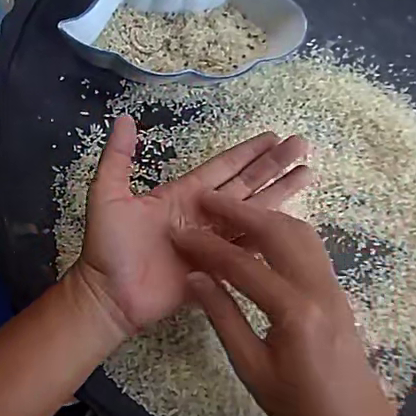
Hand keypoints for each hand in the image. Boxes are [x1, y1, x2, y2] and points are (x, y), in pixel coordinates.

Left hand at [69, 115, 310, 337]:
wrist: (109, 296)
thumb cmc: (108, 246)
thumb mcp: (107, 195)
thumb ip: (118, 158)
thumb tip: (125, 119)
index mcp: (183, 195)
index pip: (223, 167)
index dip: (247, 152)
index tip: (273, 136)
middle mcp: (203, 215)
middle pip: (246, 185)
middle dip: (273, 165)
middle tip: (302, 145)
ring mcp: (214, 243)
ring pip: (255, 213)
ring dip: (280, 194)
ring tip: (307, 173)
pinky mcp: (219, 269)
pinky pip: (249, 250)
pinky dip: (271, 237)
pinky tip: (294, 225)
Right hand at [171, 193, 401, 415]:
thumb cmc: (301, 410)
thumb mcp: (252, 369)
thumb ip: (223, 318)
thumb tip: (195, 276)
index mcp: (294, 311)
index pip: (241, 264)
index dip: (205, 246)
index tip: (177, 233)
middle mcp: (317, 288)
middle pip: (277, 232)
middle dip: (239, 212)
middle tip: (205, 200)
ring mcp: (332, 286)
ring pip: (299, 233)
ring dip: (264, 216)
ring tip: (230, 211)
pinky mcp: (336, 291)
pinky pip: (309, 246)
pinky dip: (282, 230)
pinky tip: (263, 235)